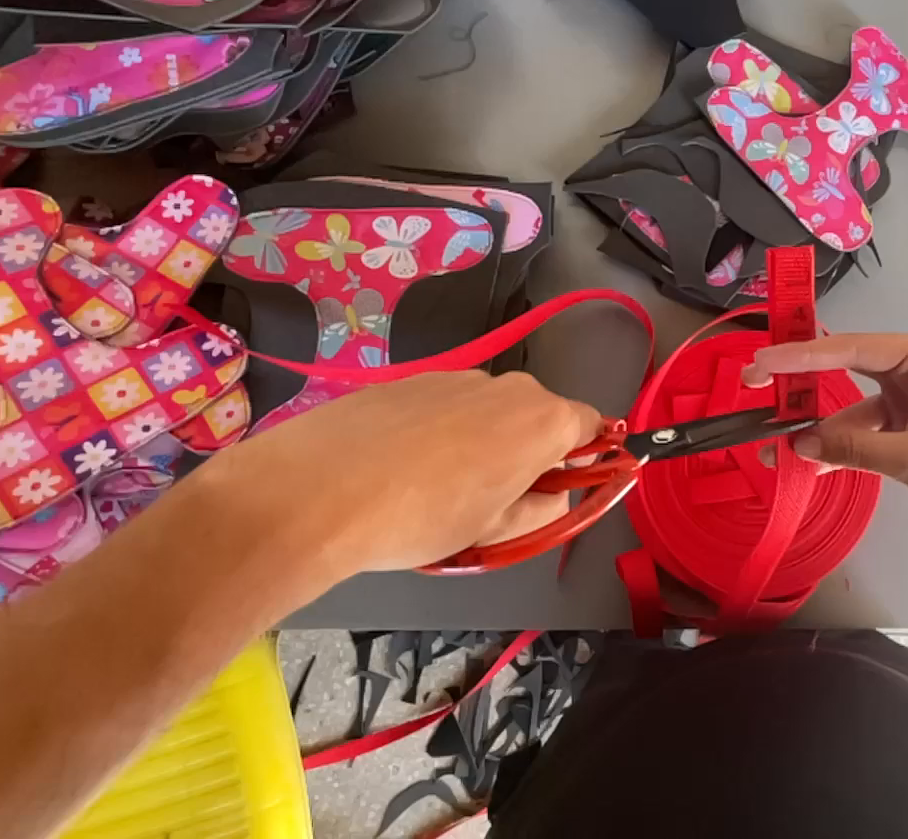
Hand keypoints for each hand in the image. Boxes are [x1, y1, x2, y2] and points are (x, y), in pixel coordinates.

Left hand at [196, 371, 602, 574]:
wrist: (316, 490)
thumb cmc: (423, 518)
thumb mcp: (495, 531)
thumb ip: (542, 509)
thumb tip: (553, 493)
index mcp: (545, 421)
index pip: (591, 425)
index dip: (583, 456)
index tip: (559, 485)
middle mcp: (512, 387)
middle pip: (539, 416)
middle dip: (528, 450)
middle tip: (493, 496)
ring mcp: (460, 376)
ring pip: (491, 409)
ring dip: (483, 439)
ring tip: (434, 483)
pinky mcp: (414, 378)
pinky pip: (448, 403)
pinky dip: (440, 429)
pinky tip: (400, 463)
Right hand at [743, 334, 907, 537]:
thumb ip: (854, 449)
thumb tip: (798, 445)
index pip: (852, 348)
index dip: (802, 355)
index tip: (761, 362)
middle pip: (846, 367)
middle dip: (803, 383)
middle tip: (754, 386)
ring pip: (851, 405)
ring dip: (819, 427)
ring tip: (776, 444)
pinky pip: (865, 430)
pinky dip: (841, 447)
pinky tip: (811, 463)